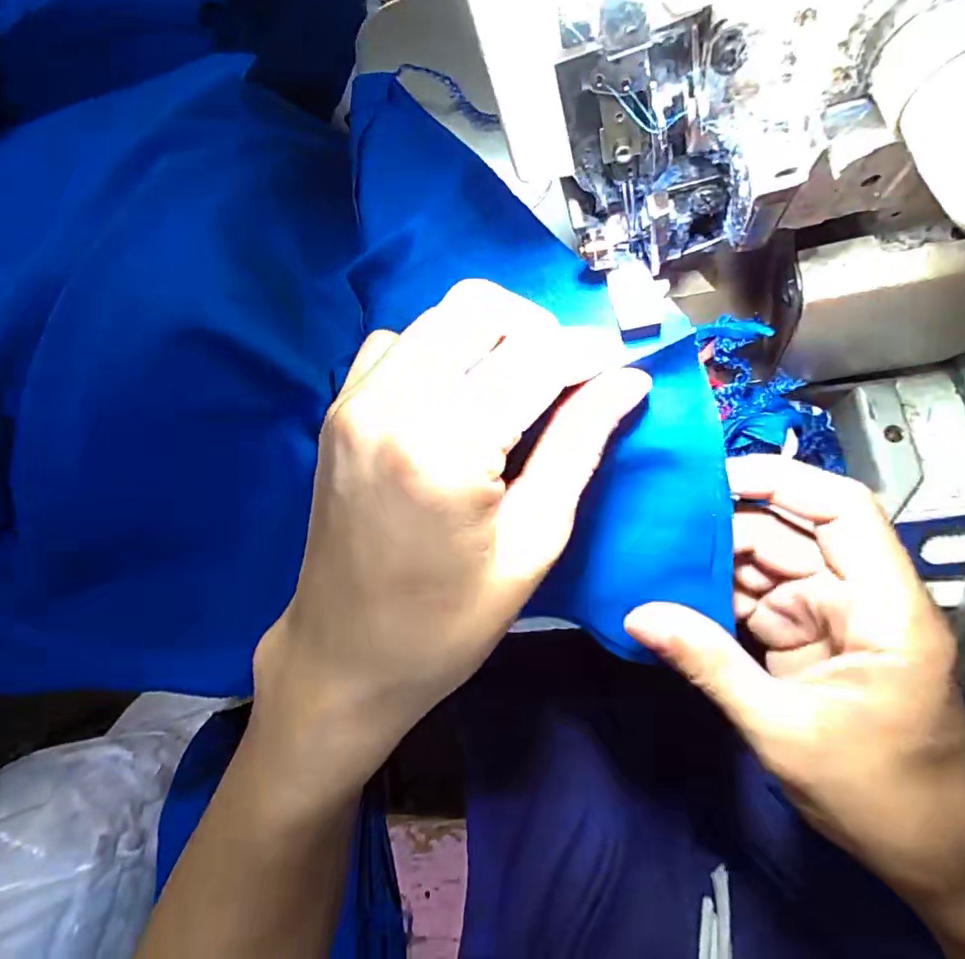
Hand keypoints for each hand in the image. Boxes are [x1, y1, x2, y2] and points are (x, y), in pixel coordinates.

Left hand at [253, 280, 650, 780]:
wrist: (344, 654)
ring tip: (520, 386)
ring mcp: (353, 401)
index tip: (621, 362)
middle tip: (567, 376)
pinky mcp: (338, 409)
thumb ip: (578, 446)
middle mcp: (389, 404)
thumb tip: (627, 381)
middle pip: (478, 308)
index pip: (534, 357)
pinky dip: (440, 350)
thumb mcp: (532, 543)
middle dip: (538, 329)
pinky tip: (459, 396)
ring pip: (438, 317)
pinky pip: (397, 342)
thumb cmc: (447, 621)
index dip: (589, 351)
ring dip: (492, 335)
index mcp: (443, 447)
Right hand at [624, 455, 964, 901]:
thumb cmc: (876, 796)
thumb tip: (638, 615)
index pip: (844, 511)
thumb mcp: (784, 730)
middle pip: (795, 532)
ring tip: (656, 548)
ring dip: (717, 557)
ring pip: (770, 562)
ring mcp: (833, 616)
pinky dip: (719, 592)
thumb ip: (710, 664)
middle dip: (729, 522)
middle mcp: (862, 598)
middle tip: (661, 519)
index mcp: (886, 609)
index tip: (717, 476)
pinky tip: (674, 587)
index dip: (784, 480)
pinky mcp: (809, 637)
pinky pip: (760, 597)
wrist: (924, 856)